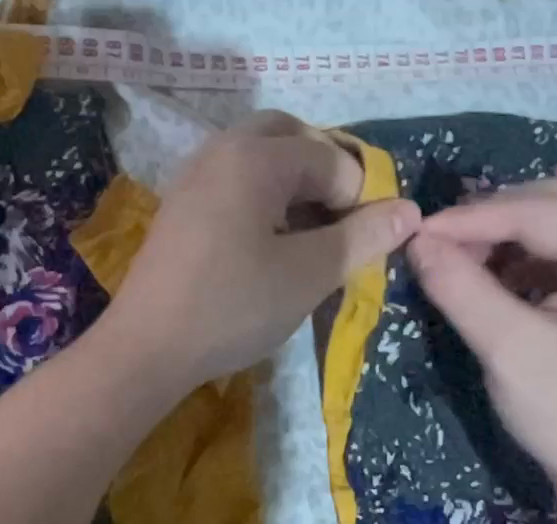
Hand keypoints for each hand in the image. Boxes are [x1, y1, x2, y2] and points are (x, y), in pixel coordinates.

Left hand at [97, 111, 420, 387]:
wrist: (147, 349)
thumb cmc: (233, 307)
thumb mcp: (307, 275)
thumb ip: (361, 238)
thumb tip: (409, 212)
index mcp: (255, 155)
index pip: (329, 157)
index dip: (359, 197)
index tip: (363, 245)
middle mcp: (220, 151)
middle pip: (288, 140)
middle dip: (322, 177)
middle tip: (335, 228)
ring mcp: (191, 181)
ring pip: (256, 165)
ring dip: (290, 192)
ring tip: (304, 246)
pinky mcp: (177, 214)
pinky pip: (230, 190)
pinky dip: (258, 207)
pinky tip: (263, 255)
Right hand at [406, 177, 556, 504]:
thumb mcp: (509, 349)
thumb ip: (463, 290)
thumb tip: (417, 243)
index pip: (541, 211)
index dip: (473, 217)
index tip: (416, 232)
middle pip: (556, 204)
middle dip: (492, 220)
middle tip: (436, 246)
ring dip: (505, 240)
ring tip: (458, 265)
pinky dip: (521, 262)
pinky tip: (491, 285)